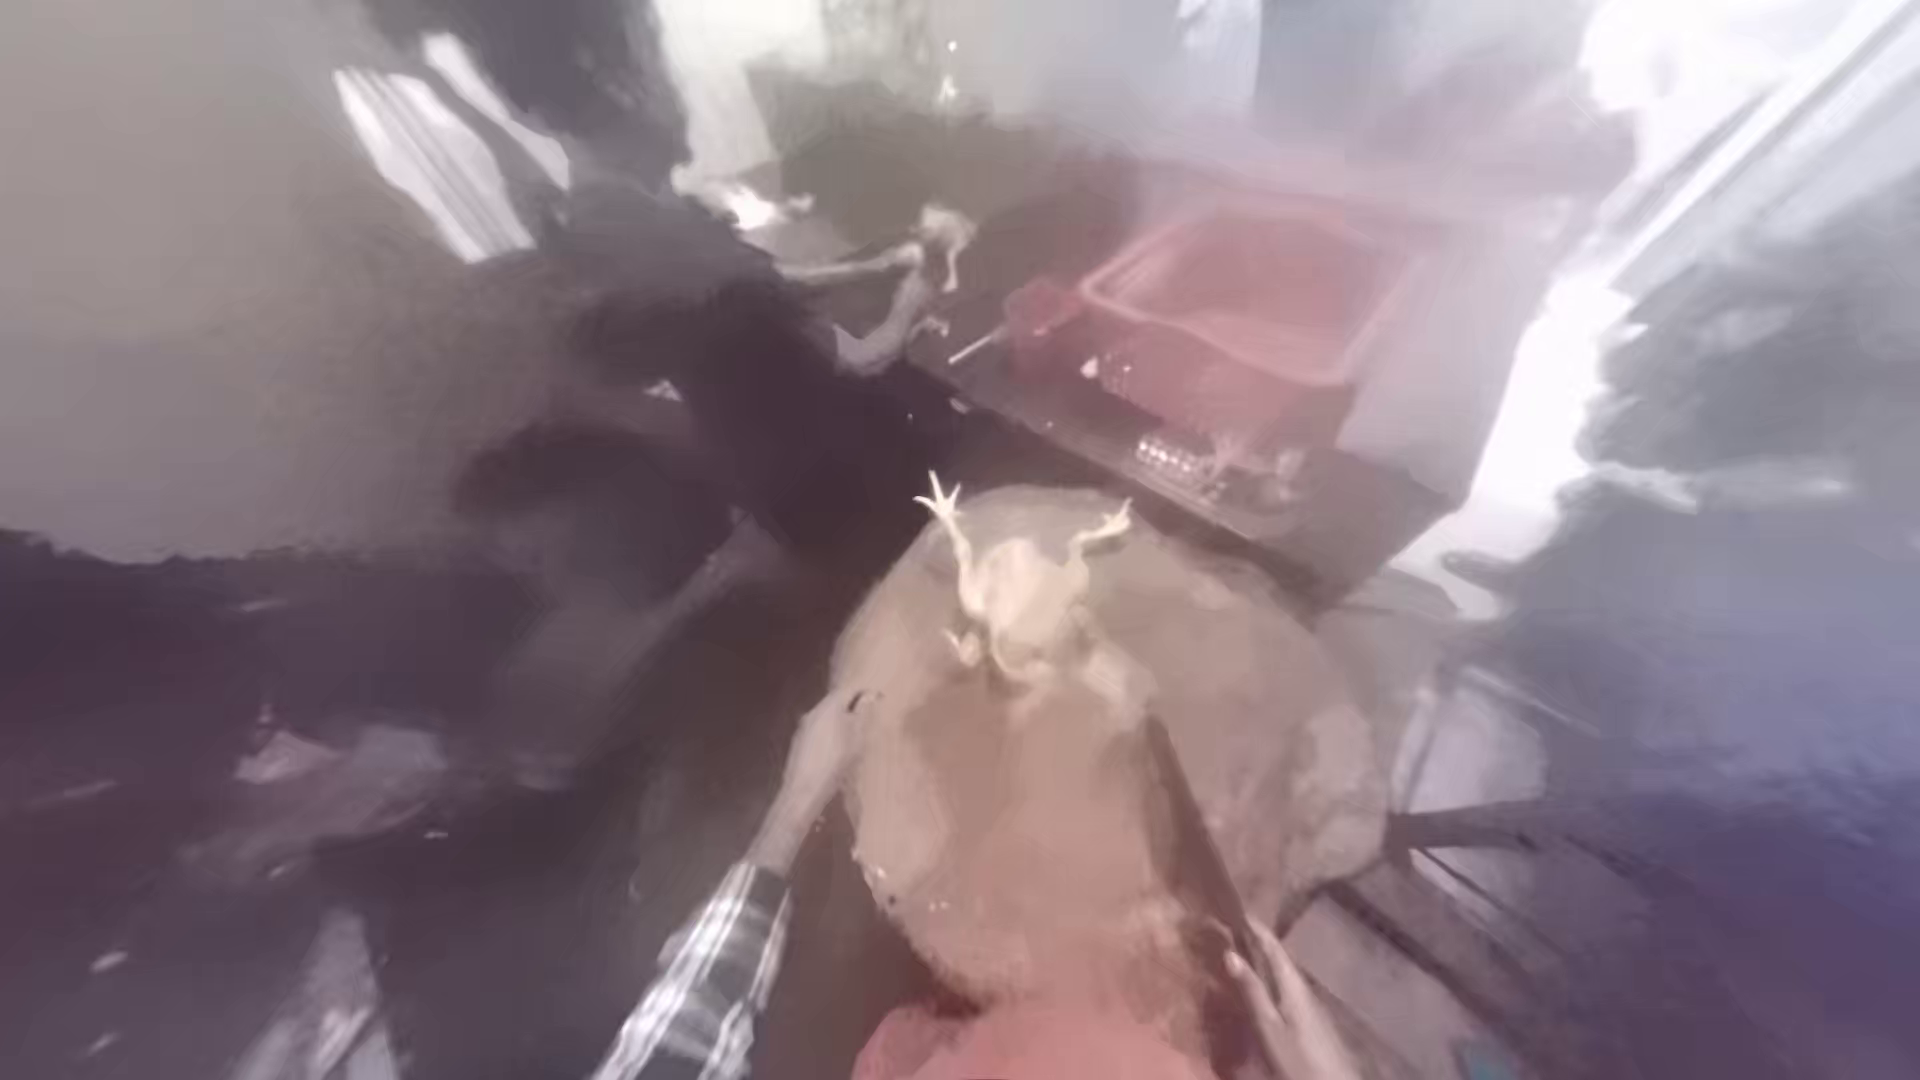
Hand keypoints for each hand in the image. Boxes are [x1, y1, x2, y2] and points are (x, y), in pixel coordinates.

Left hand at [746, 687, 879, 872]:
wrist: (804, 790)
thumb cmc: (836, 760)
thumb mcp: (857, 736)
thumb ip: (863, 713)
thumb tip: (870, 695)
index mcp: (829, 706)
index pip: (850, 689)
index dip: (866, 691)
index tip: (880, 698)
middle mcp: (814, 712)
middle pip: (836, 701)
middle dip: (853, 704)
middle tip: (869, 714)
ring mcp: (804, 727)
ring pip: (827, 715)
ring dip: (842, 718)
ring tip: (856, 731)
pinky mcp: (799, 742)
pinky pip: (820, 728)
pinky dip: (832, 730)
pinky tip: (837, 746)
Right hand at [1227, 922, 1363, 1079]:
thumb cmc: (1301, 1062)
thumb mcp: (1270, 1029)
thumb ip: (1252, 991)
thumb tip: (1230, 952)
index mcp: (1293, 983)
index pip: (1272, 944)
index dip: (1254, 925)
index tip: (1233, 908)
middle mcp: (1303, 988)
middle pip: (1277, 956)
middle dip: (1255, 940)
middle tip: (1228, 928)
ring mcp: (1310, 1006)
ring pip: (1281, 972)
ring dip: (1260, 958)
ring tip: (1237, 951)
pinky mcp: (1312, 1023)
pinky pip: (1284, 988)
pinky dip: (1267, 978)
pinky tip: (1257, 986)